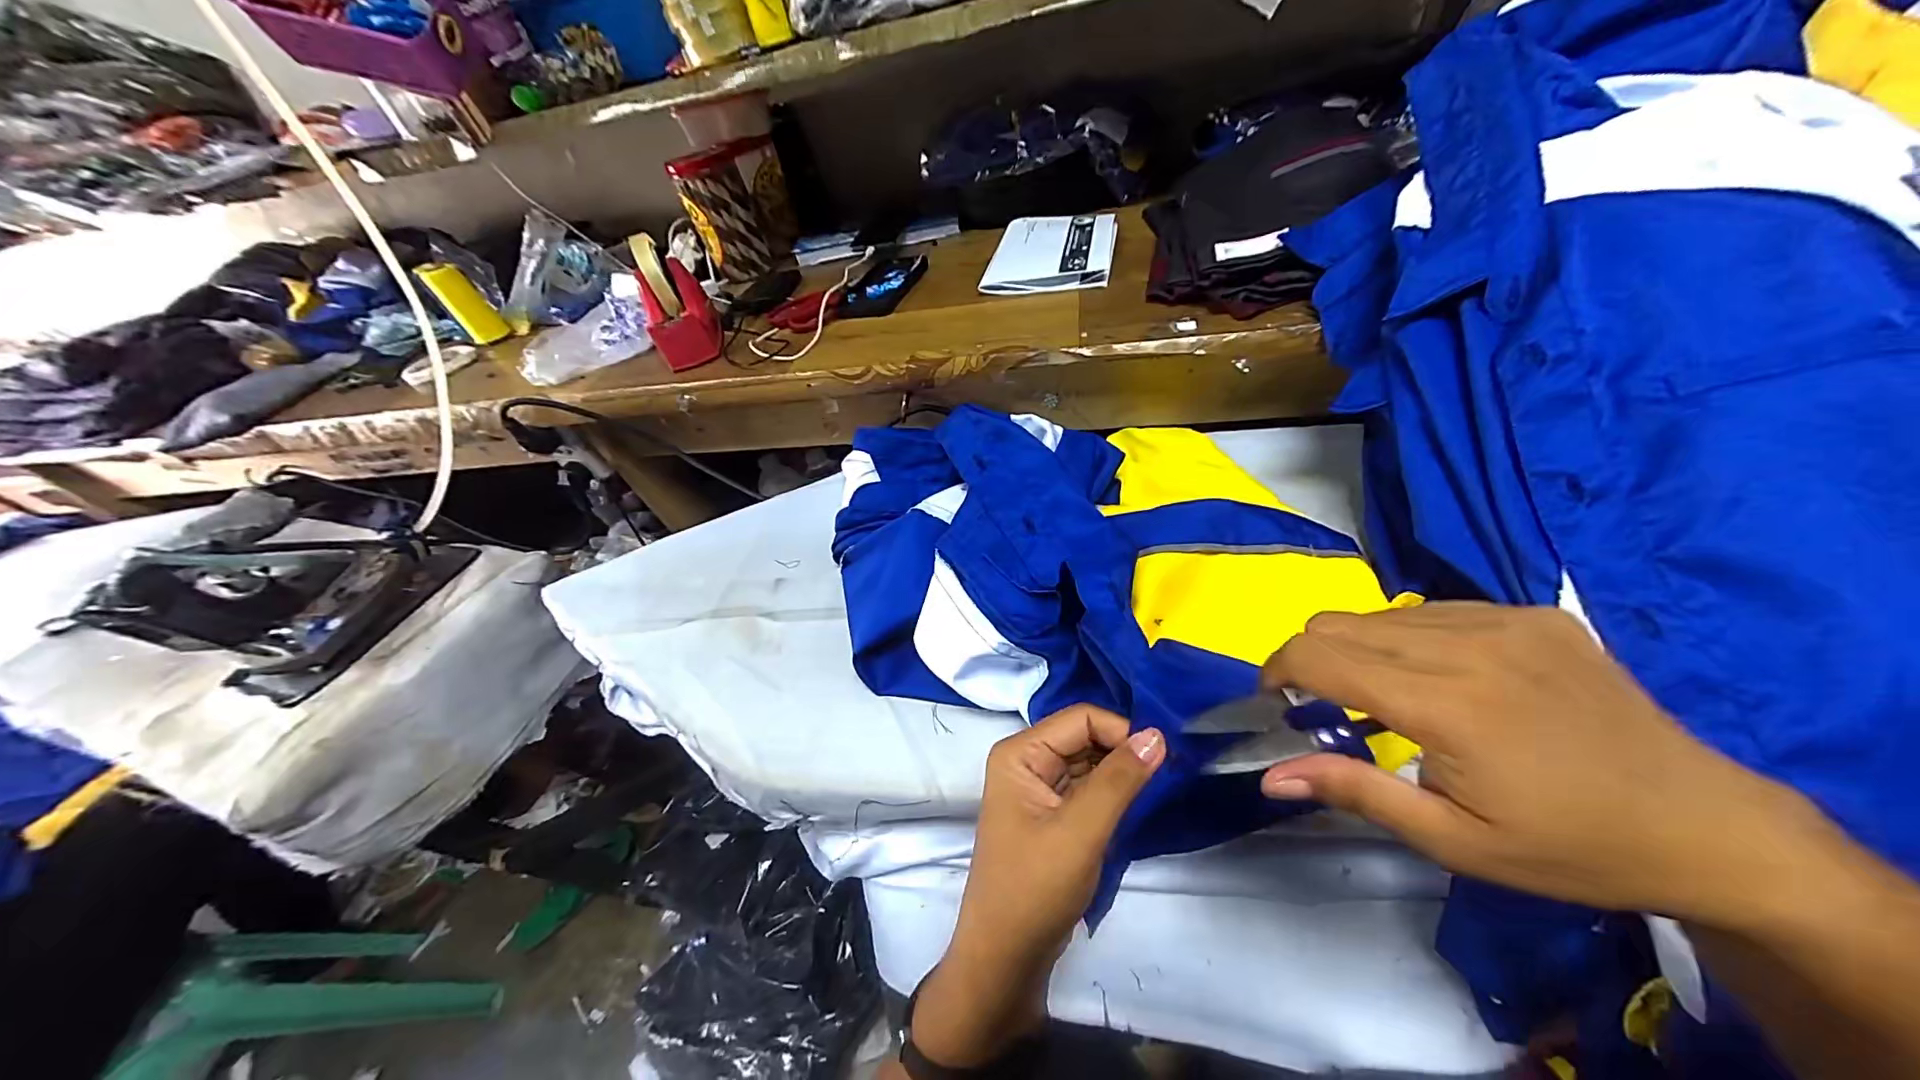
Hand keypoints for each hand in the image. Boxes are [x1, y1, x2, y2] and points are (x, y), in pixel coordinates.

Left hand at [910, 705, 1164, 1065]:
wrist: (1005, 956)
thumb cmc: (1036, 887)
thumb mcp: (1082, 830)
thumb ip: (1119, 780)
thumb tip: (1157, 735)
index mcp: (1019, 753)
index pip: (1081, 718)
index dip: (1122, 731)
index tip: (1163, 758)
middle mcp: (1025, 762)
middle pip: (1085, 736)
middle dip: (1124, 751)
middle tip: (1168, 774)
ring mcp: (1038, 789)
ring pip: (1090, 763)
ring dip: (1121, 773)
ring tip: (1157, 790)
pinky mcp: (1052, 815)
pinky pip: (1088, 789)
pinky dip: (1113, 794)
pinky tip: (1137, 806)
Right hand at [1257, 602, 1841, 928]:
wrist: (1705, 825)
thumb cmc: (1567, 846)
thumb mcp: (1453, 841)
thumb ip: (1354, 792)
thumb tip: (1270, 776)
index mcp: (1446, 704)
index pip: (1318, 655)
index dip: (1277, 671)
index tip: (1277, 703)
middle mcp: (1469, 644)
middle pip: (1337, 623)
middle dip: (1310, 661)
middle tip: (1329, 710)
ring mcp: (1506, 620)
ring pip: (1380, 613)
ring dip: (1359, 650)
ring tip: (1390, 698)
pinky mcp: (1534, 613)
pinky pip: (1433, 610)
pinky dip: (1409, 639)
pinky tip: (1444, 680)